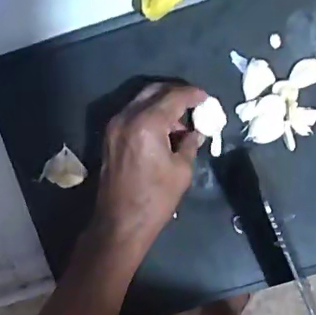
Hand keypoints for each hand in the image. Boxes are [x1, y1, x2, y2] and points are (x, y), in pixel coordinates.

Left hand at [90, 82, 206, 257]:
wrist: (120, 223)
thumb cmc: (155, 200)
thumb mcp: (181, 171)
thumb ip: (189, 144)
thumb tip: (195, 133)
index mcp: (146, 124)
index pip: (173, 97)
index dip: (192, 95)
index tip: (205, 98)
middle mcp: (126, 118)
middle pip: (154, 92)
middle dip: (175, 94)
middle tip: (193, 104)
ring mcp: (114, 126)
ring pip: (141, 102)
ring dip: (161, 105)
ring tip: (180, 123)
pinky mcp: (109, 137)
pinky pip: (132, 115)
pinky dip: (148, 115)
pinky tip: (162, 131)